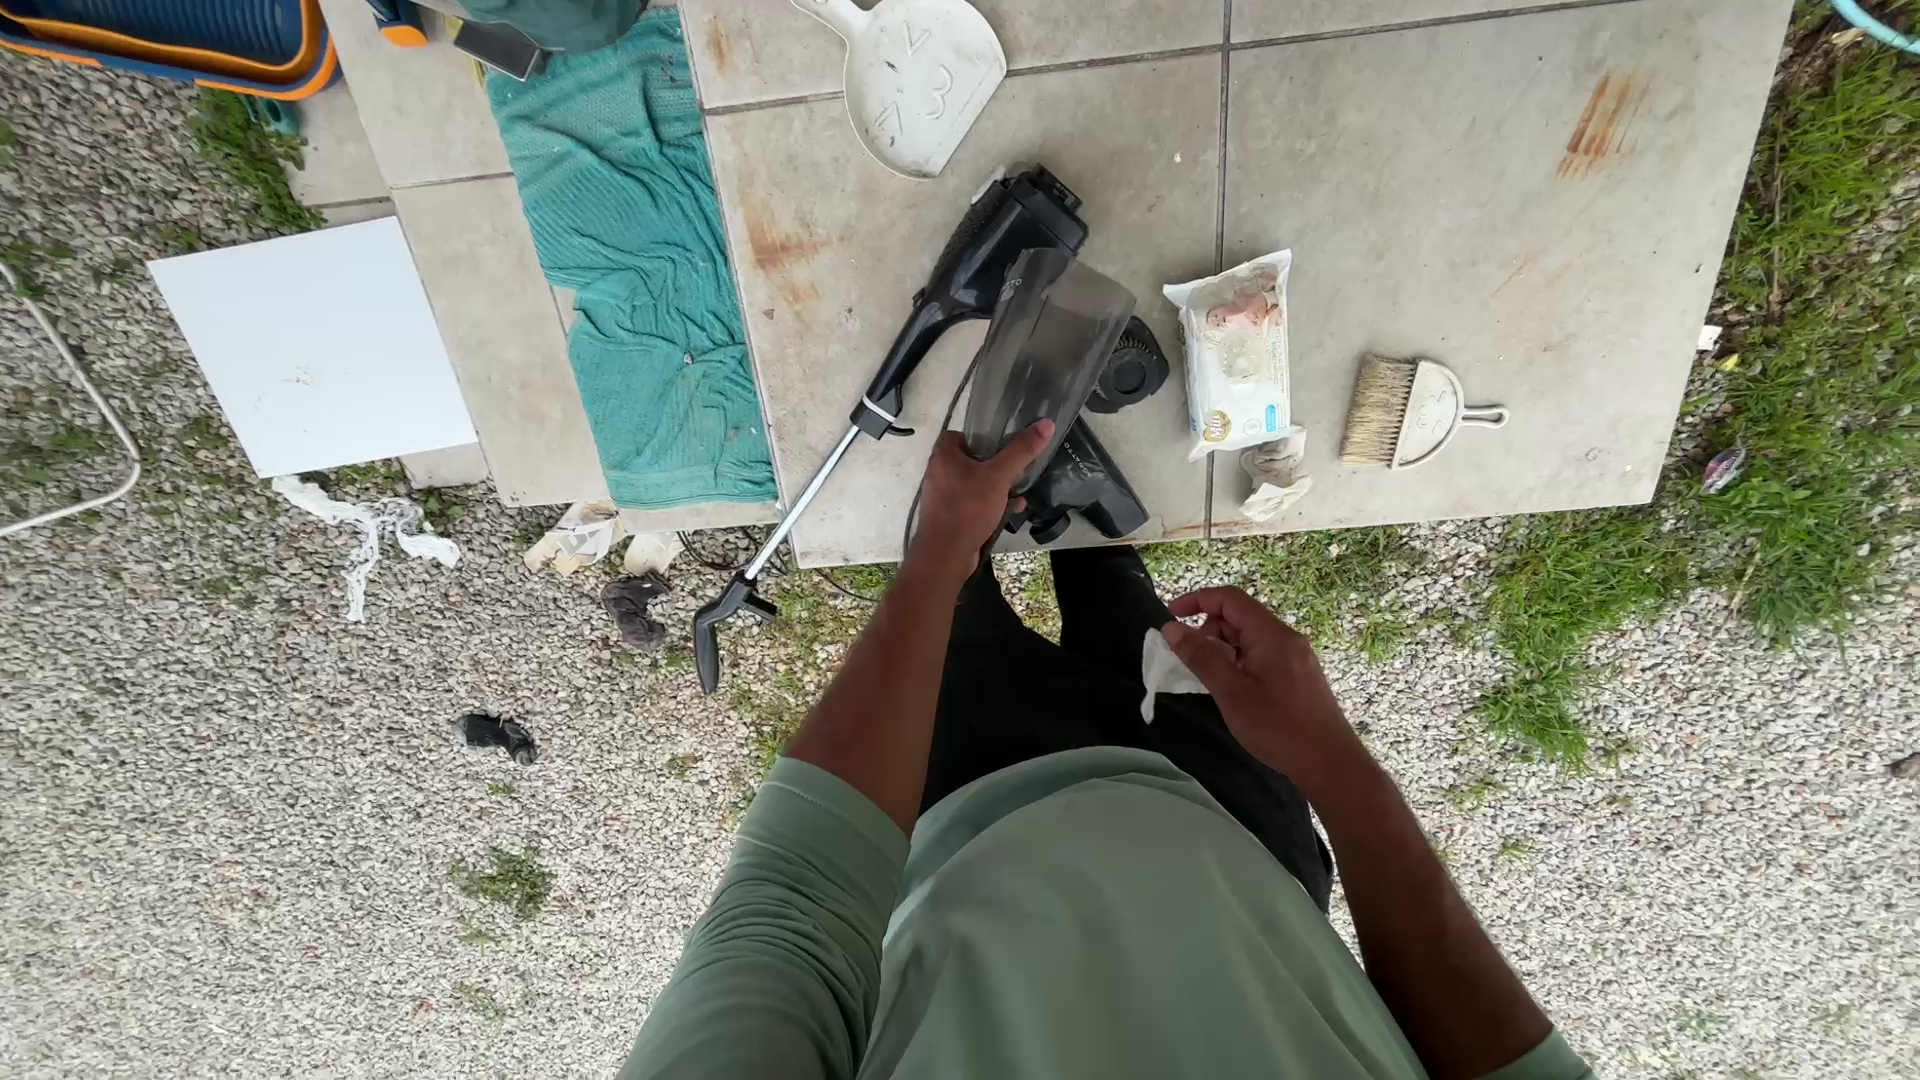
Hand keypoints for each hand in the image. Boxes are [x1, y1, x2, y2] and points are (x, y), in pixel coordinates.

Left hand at [909, 420, 1053, 578]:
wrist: (946, 554)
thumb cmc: (968, 508)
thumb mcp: (999, 476)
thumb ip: (1021, 450)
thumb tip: (1046, 424)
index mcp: (943, 456)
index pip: (958, 434)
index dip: (979, 435)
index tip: (1000, 442)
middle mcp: (938, 473)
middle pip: (969, 459)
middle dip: (994, 463)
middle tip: (1014, 466)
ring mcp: (942, 497)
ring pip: (973, 483)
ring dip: (996, 486)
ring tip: (1018, 489)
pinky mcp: (949, 517)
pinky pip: (972, 504)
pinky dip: (990, 504)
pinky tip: (1012, 510)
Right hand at [1161, 587, 1363, 791]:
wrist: (1331, 765)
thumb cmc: (1278, 728)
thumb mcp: (1231, 692)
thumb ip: (1200, 657)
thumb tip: (1171, 628)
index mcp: (1272, 635)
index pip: (1230, 599)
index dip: (1197, 600)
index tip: (1170, 616)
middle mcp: (1286, 638)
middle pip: (1239, 617)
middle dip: (1208, 630)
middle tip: (1192, 662)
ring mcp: (1294, 657)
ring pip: (1249, 638)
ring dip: (1223, 649)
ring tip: (1213, 680)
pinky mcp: (1297, 675)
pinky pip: (1260, 655)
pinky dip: (1238, 662)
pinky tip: (1234, 689)